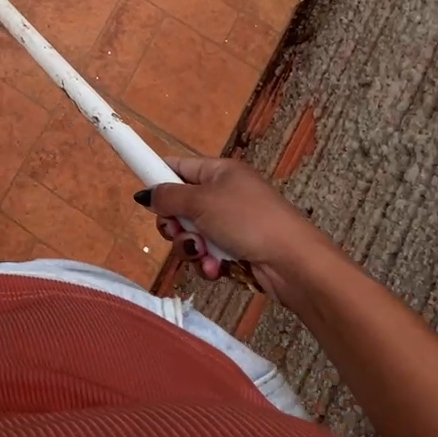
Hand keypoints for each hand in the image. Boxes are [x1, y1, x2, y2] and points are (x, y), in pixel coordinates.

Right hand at [136, 156, 345, 304]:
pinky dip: (207, 262)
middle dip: (174, 223)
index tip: (141, 192)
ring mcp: (231, 225)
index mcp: (219, 172)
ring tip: (204, 255)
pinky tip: (216, 269)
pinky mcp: (237, 252)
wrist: (297, 265)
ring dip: (191, 247)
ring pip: (191, 234)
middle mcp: (224, 196)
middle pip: (179, 205)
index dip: (157, 177)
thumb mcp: (201, 202)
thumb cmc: (249, 221)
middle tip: (178, 230)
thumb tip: (146, 194)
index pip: (178, 166)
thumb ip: (167, 196)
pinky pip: (207, 254)